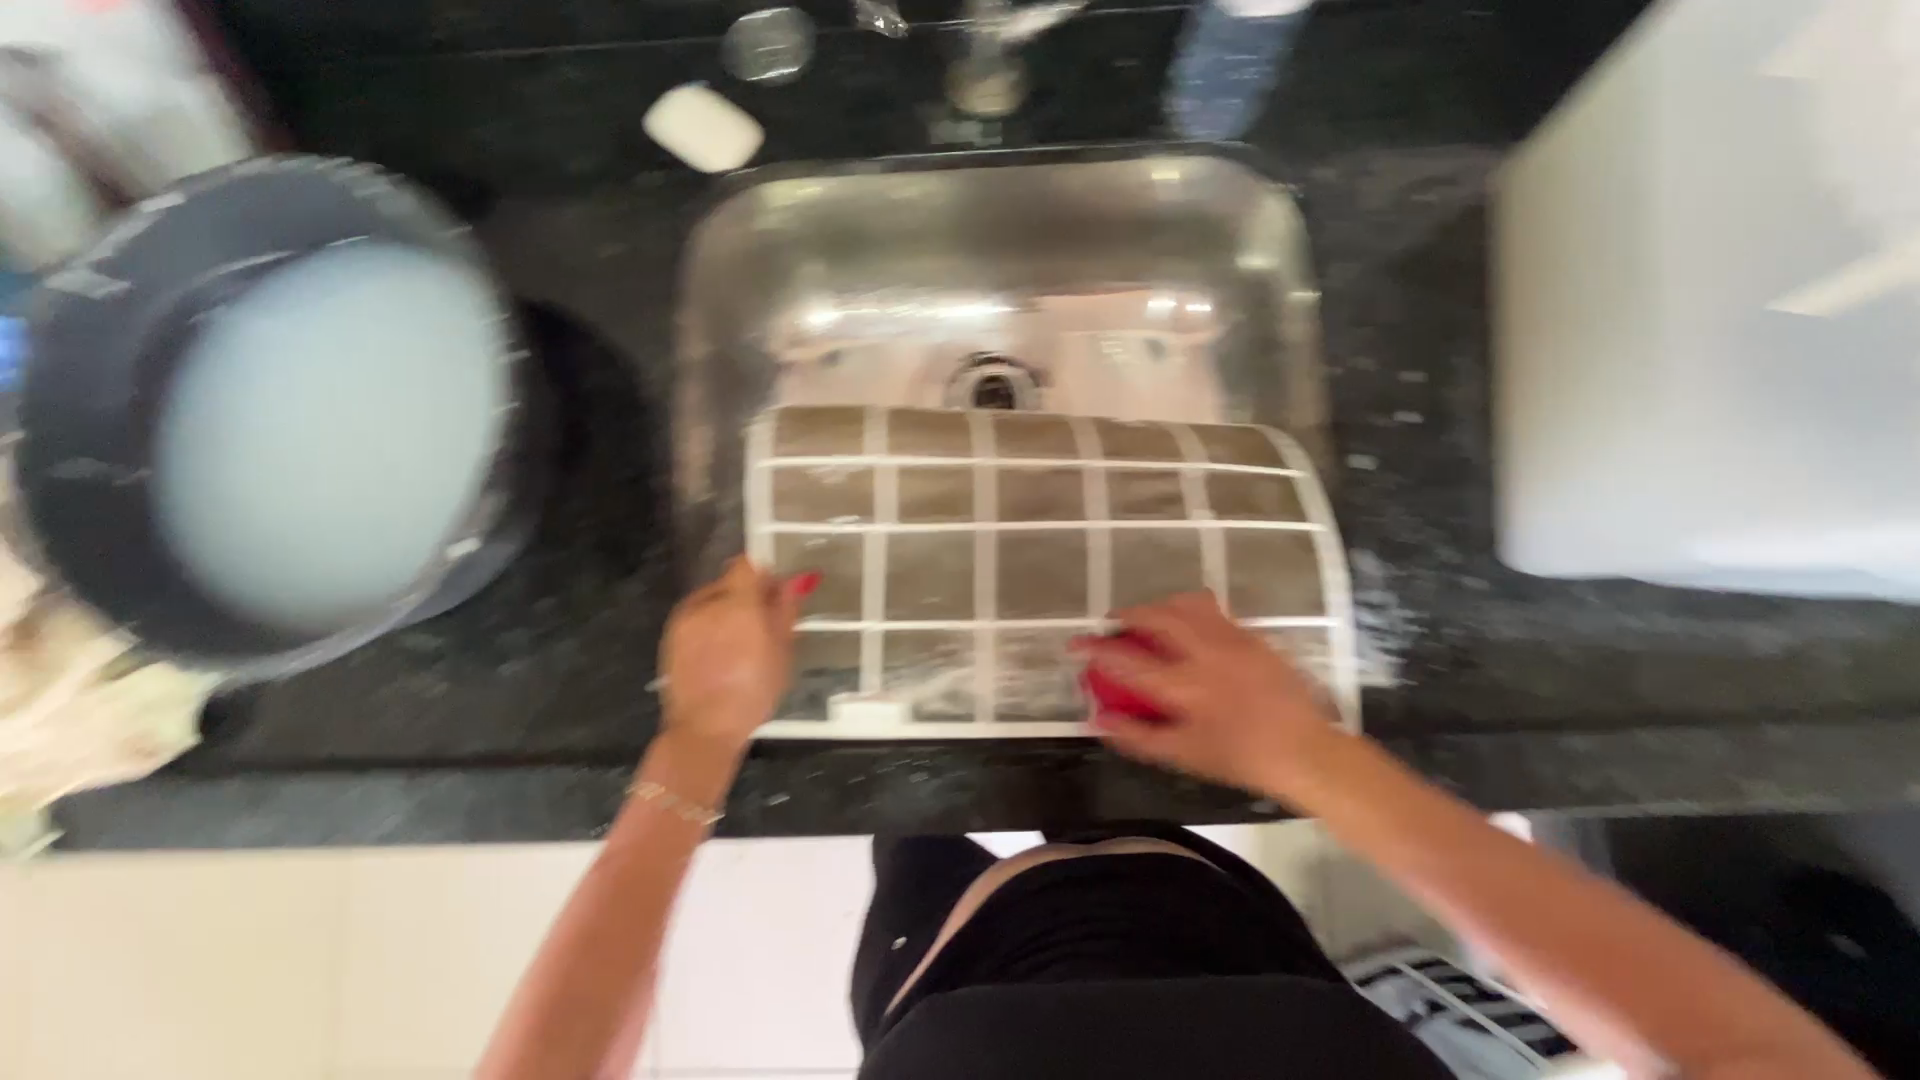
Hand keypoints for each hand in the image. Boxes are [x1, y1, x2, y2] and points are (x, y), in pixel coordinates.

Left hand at [658, 557, 815, 755]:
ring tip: (741, 645)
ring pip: (712, 600)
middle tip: (764, 624)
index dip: (765, 573)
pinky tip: (720, 655)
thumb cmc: (753, 692)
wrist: (705, 728)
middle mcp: (706, 602)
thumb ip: (785, 610)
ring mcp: (684, 619)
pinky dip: (710, 627)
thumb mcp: (782, 652)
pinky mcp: (670, 637)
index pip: (749, 564)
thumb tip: (795, 580)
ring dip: (728, 611)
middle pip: (730, 582)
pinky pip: (697, 619)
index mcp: (738, 602)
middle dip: (748, 595)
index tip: (776, 592)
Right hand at [1072, 592, 1342, 797]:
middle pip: (1156, 617)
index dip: (1095, 649)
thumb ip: (1136, 736)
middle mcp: (1205, 653)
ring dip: (1159, 606)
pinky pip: (1215, 610)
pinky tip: (1189, 629)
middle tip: (1112, 623)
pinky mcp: (1253, 636)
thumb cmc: (1240, 758)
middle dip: (1127, 615)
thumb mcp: (1183, 755)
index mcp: (1184, 685)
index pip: (1127, 660)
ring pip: (1186, 603)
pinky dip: (1191, 611)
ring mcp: (1232, 639)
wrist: (1306, 751)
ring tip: (1149, 618)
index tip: (1075, 645)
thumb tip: (1097, 719)